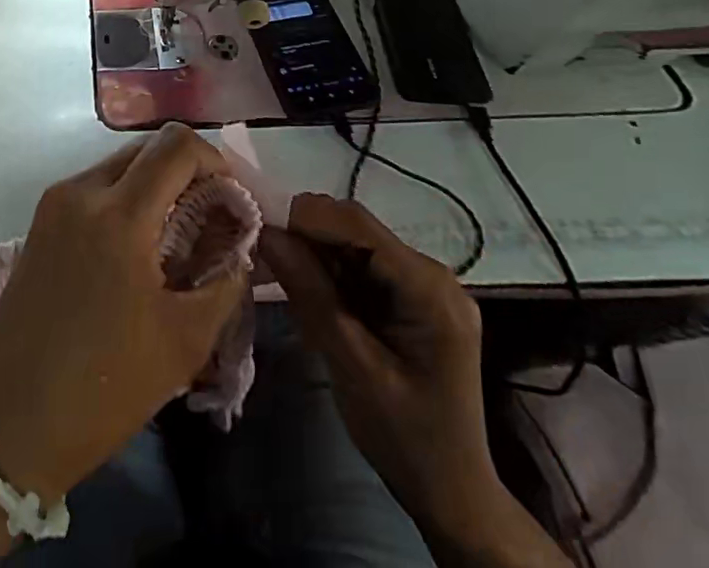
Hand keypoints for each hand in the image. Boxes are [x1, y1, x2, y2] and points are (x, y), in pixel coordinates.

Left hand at [0, 124, 247, 501]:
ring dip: (156, 186)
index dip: (215, 162)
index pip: (177, 145)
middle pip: (149, 147)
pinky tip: (138, 248)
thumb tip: (239, 244)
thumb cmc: (106, 385)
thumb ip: (226, 278)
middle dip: (188, 171)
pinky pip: (95, 188)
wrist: (14, 421)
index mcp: (119, 216)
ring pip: (120, 165)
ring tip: (176, 237)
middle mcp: (81, 193)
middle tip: (209, 217)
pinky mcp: (40, 223)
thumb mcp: (187, 338)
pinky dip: (126, 200)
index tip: (229, 201)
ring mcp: (54, 205)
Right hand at [259, 195, 507, 543]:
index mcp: (429, 289)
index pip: (359, 226)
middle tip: (262, 257)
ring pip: (357, 247)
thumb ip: (312, 296)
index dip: (306, 217)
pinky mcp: (414, 302)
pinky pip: (365, 271)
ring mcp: (426, 288)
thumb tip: (269, 235)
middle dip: (307, 236)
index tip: (257, 226)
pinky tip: (309, 296)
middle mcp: (433, 275)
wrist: (451, 491)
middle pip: (359, 231)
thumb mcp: (351, 367)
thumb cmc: (403, 436)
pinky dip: (332, 277)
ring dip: (316, 256)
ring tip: (278, 277)